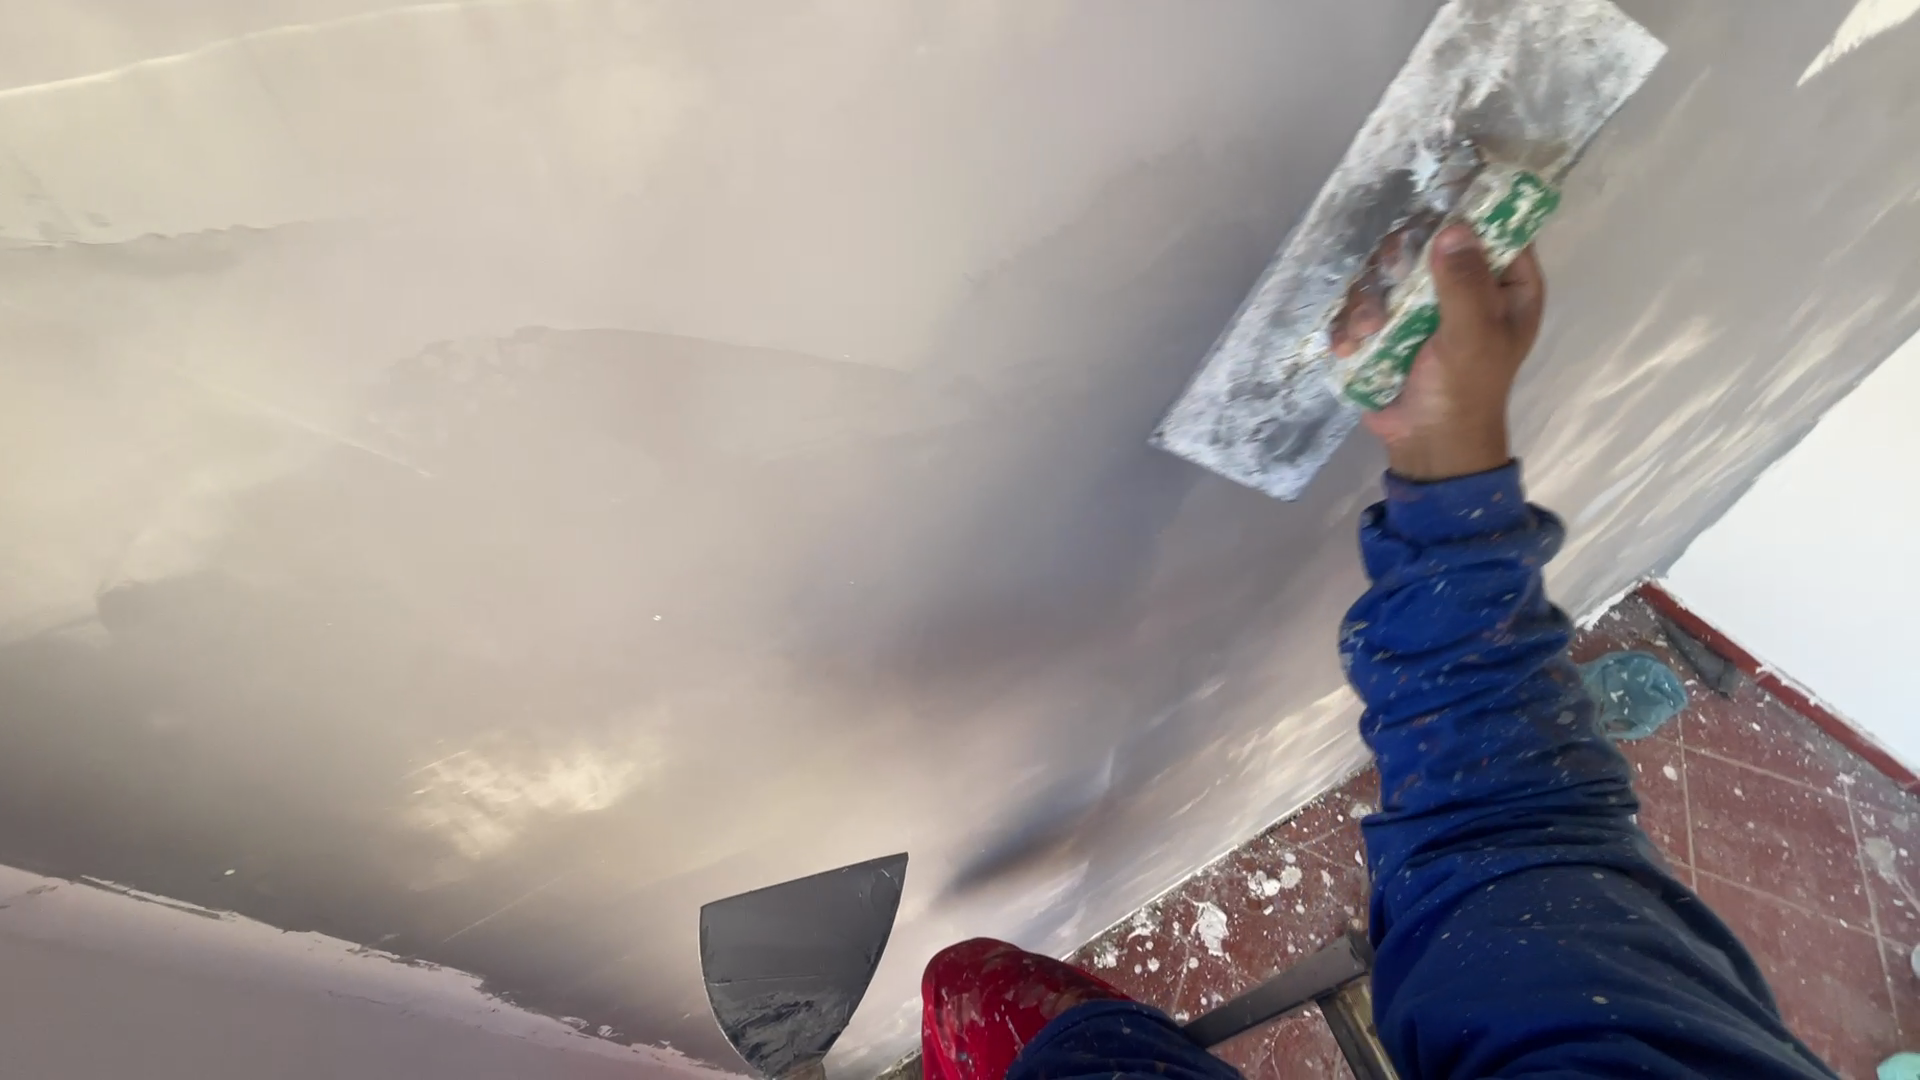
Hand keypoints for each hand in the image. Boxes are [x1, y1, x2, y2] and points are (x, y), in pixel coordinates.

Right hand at [1331, 224, 1545, 480]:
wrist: (1424, 443)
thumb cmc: (1462, 391)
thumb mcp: (1471, 336)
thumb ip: (1463, 284)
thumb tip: (1452, 227)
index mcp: (1503, 286)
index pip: (1493, 230)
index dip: (1465, 215)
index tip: (1432, 215)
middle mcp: (1461, 291)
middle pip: (1426, 246)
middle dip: (1398, 261)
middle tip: (1390, 274)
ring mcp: (1418, 312)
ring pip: (1384, 279)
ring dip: (1366, 303)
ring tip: (1364, 333)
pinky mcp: (1384, 334)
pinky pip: (1359, 312)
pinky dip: (1348, 328)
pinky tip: (1348, 348)